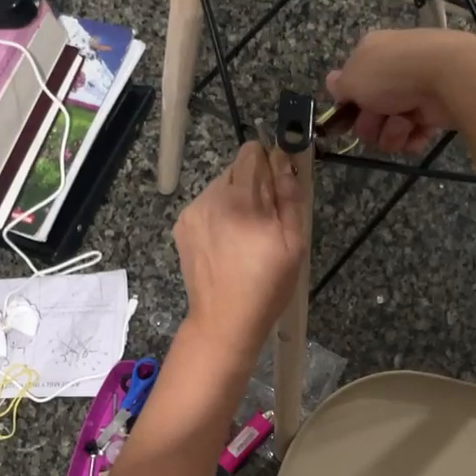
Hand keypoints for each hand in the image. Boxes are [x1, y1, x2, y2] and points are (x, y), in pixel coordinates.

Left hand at [174, 141, 306, 359]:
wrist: (224, 322)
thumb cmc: (266, 287)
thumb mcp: (293, 244)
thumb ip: (290, 196)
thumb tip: (285, 159)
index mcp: (241, 200)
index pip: (252, 153)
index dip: (270, 163)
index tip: (279, 188)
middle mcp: (211, 198)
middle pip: (237, 169)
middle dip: (254, 186)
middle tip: (265, 222)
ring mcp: (192, 212)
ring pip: (221, 188)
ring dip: (236, 201)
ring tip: (245, 238)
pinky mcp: (182, 227)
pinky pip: (206, 206)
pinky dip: (219, 216)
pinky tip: (226, 245)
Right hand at [326, 29, 475, 153]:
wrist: (449, 77)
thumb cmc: (394, 72)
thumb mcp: (354, 76)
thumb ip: (340, 85)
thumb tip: (332, 82)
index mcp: (373, 54)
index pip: (353, 85)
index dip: (350, 104)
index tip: (349, 115)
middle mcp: (393, 72)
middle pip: (368, 115)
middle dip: (371, 123)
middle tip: (380, 115)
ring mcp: (414, 93)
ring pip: (388, 130)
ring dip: (391, 132)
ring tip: (405, 122)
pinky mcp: (433, 113)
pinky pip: (411, 137)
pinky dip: (412, 137)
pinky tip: (418, 130)